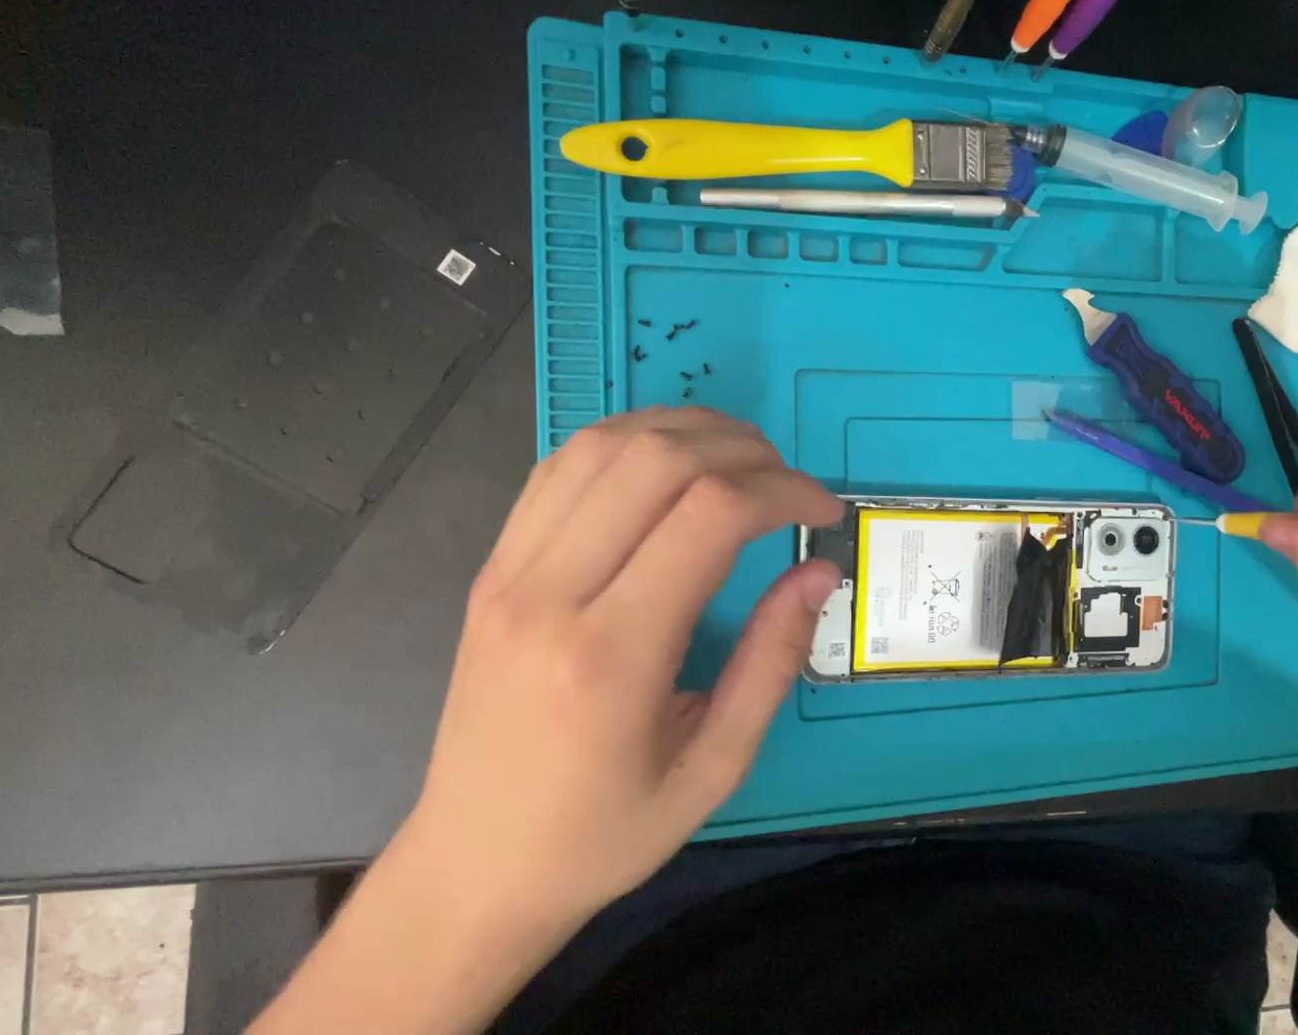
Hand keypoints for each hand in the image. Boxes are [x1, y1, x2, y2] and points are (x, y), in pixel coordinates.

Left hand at [399, 406, 842, 945]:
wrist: (473, 867)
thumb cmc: (600, 835)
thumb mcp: (714, 768)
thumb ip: (773, 660)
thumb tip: (818, 571)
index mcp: (611, 653)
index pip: (710, 513)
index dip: (784, 491)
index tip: (824, 511)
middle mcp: (550, 592)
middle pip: (657, 459)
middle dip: (744, 449)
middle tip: (789, 483)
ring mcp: (509, 572)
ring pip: (602, 445)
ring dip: (685, 431)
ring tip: (741, 460)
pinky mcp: (492, 568)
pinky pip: (559, 468)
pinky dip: (626, 444)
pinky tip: (668, 465)